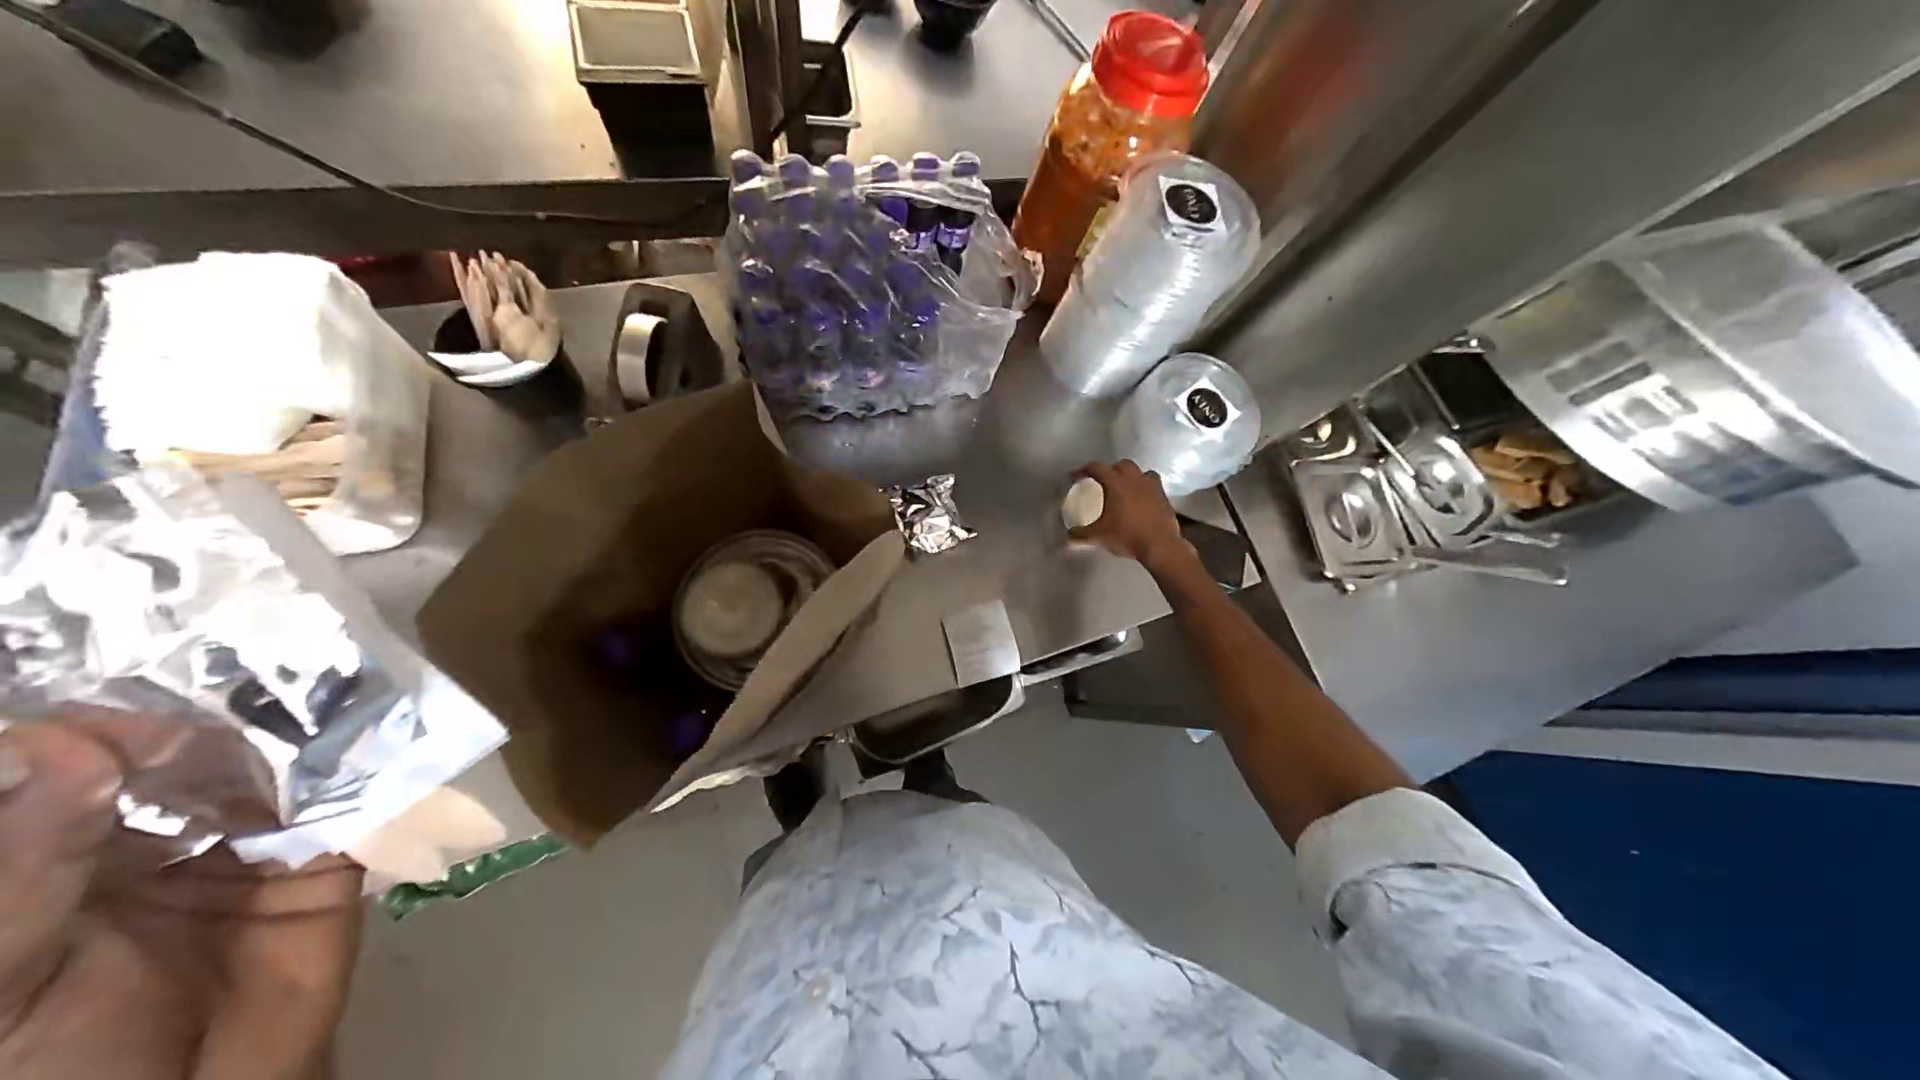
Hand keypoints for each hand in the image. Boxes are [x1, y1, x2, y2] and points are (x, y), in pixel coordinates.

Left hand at [0, 720, 363, 1079]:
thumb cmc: (53, 1059)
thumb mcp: (4, 975)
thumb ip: (27, 866)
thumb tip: (61, 741)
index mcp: (70, 847)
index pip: (85, 763)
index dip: (103, 729)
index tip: (121, 722)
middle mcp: (165, 829)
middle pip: (194, 753)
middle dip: (219, 718)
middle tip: (243, 683)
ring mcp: (256, 841)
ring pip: (278, 768)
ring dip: (300, 732)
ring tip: (319, 691)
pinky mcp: (332, 856)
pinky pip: (351, 805)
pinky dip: (367, 768)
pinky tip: (374, 735)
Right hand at [1069, 460, 1197, 572]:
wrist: (1159, 545)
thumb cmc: (1127, 536)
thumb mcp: (1099, 536)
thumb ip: (1080, 535)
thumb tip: (1067, 538)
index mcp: (1116, 483)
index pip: (1096, 468)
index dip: (1083, 470)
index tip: (1075, 476)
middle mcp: (1134, 479)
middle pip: (1121, 464)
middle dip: (1110, 470)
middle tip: (1103, 482)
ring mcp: (1152, 487)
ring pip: (1141, 472)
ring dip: (1131, 476)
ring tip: (1125, 488)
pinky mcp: (1164, 497)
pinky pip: (1153, 485)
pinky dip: (1145, 488)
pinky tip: (1141, 499)